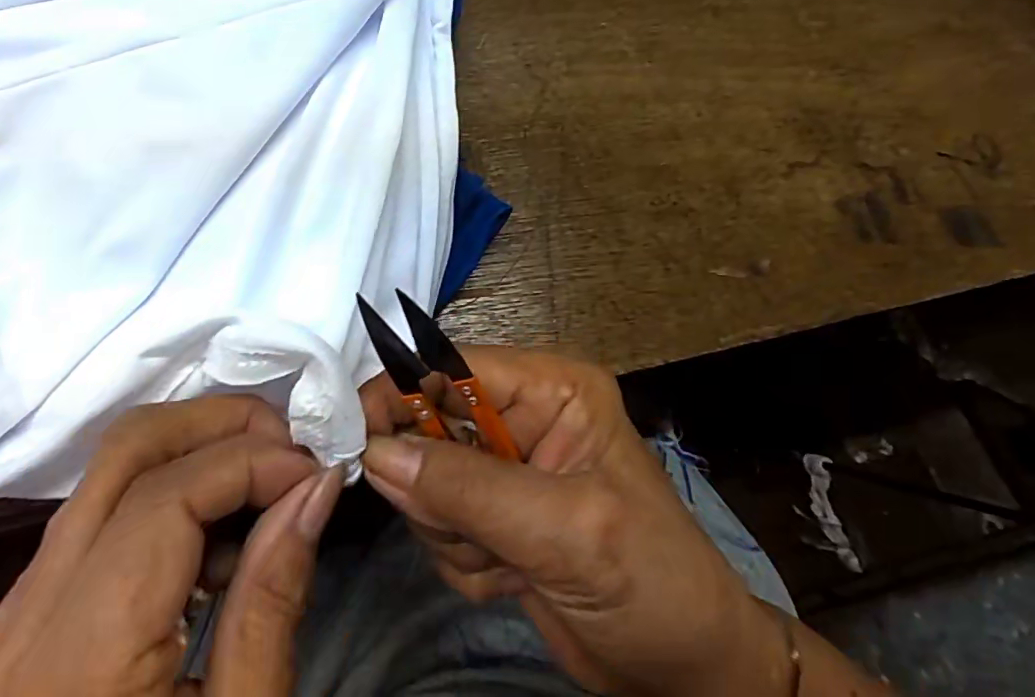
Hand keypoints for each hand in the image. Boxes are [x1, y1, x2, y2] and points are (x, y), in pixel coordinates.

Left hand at [0, 395, 344, 696]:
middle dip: (223, 423)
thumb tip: (317, 485)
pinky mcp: (9, 632)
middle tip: (292, 450)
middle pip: (124, 452)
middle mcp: (20, 618)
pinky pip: (95, 522)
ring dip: (199, 454)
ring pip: (106, 476)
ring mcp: (2, 622)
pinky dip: (169, 497)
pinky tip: (215, 549)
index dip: (256, 460)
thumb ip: (272, 598)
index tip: (320, 474)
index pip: (169, 492)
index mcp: (76, 657)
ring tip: (266, 493)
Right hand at [358, 348, 795, 696]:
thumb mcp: (565, 529)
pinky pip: (439, 527)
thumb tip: (377, 453)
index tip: (352, 435)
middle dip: (438, 489)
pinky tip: (511, 579)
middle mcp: (526, 418)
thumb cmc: (650, 579)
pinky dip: (462, 561)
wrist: (682, 667)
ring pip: (428, 484)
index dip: (401, 392)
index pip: (457, 368)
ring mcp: (508, 470)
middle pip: (430, 426)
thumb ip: (469, 489)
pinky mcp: (496, 518)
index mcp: (554, 390)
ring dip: (453, 533)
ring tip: (508, 561)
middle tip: (469, 532)